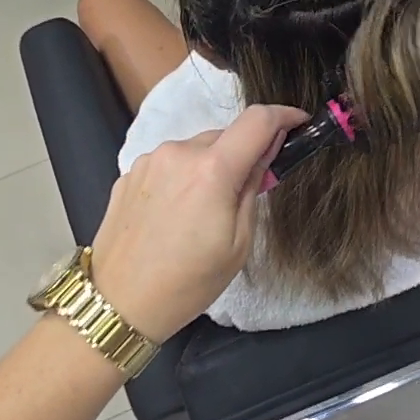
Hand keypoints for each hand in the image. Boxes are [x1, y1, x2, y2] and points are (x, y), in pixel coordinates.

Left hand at [88, 105, 307, 341]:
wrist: (120, 303)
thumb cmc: (188, 282)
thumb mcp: (238, 243)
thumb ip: (253, 188)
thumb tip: (264, 153)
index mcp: (211, 169)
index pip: (257, 120)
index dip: (284, 116)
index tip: (298, 123)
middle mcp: (178, 153)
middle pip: (224, 136)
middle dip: (243, 154)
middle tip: (249, 191)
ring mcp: (149, 161)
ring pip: (195, 149)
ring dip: (210, 166)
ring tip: (206, 212)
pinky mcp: (129, 174)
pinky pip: (169, 165)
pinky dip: (183, 178)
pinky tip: (177, 215)